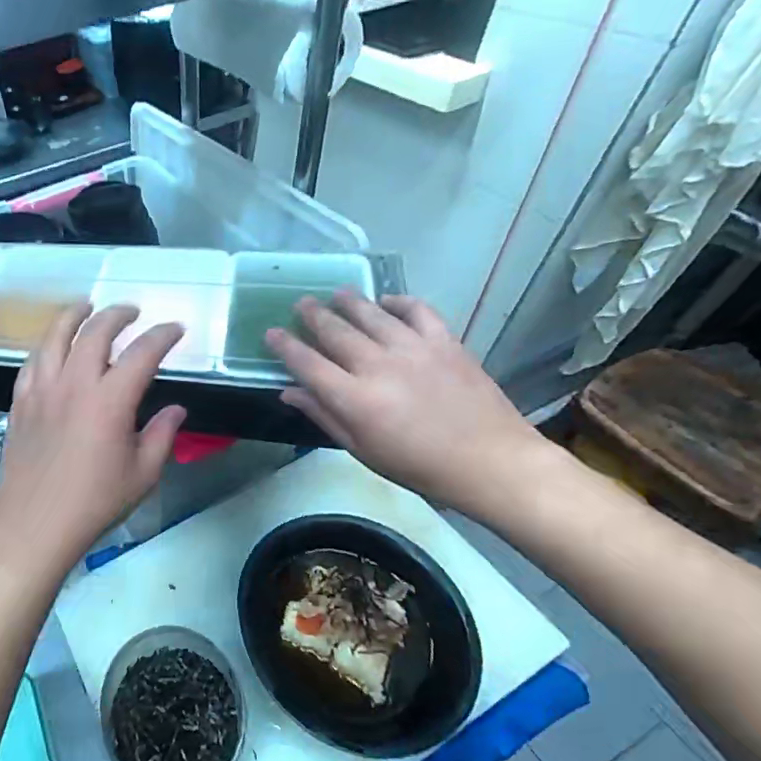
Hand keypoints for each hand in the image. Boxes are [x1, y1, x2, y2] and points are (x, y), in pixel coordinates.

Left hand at [0, 303, 186, 578]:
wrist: (35, 525)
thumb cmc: (94, 503)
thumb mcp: (142, 474)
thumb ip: (162, 436)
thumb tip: (176, 410)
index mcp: (109, 400)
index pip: (142, 352)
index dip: (163, 336)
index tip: (175, 330)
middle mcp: (73, 384)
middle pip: (95, 331)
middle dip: (118, 314)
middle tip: (132, 312)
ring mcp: (41, 389)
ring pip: (55, 336)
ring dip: (74, 315)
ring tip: (86, 307)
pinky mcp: (20, 401)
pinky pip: (32, 360)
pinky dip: (46, 345)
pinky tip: (52, 346)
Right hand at [266, 292, 550, 517]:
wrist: (490, 462)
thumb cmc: (419, 466)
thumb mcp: (362, 450)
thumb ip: (324, 416)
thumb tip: (290, 392)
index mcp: (354, 398)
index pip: (306, 362)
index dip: (284, 345)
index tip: (271, 333)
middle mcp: (378, 365)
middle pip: (334, 330)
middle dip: (312, 314)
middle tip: (300, 303)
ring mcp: (413, 348)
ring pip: (371, 313)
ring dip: (348, 301)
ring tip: (336, 294)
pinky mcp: (445, 341)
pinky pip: (417, 309)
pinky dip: (398, 301)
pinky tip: (387, 301)